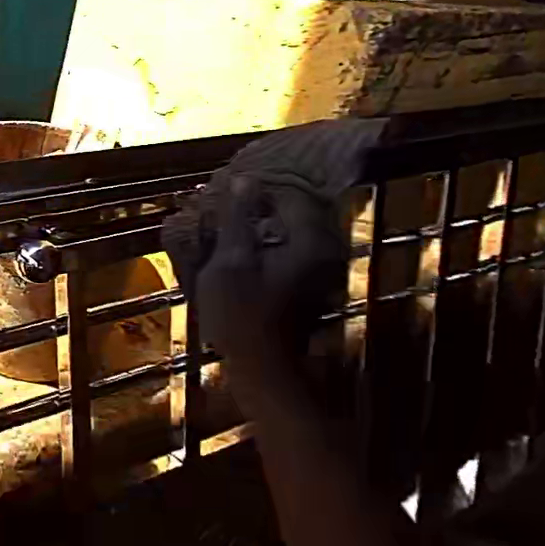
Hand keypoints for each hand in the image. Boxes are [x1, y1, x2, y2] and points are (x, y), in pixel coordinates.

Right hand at [195, 173, 345, 391]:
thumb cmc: (240, 311)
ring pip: (285, 233)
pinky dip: (262, 247)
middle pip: (288, 213)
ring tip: (224, 229)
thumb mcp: (231, 258)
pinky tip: (237, 253)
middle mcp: (321, 251)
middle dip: (256, 208)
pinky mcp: (304, 287)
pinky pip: (283, 253)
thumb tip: (243, 179)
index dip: (258, 189)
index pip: (289, 193)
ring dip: (257, 228)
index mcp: (308, 240)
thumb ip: (237, 217)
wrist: (258, 366)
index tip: (228, 193)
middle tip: (223, 209)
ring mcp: (315, 271)